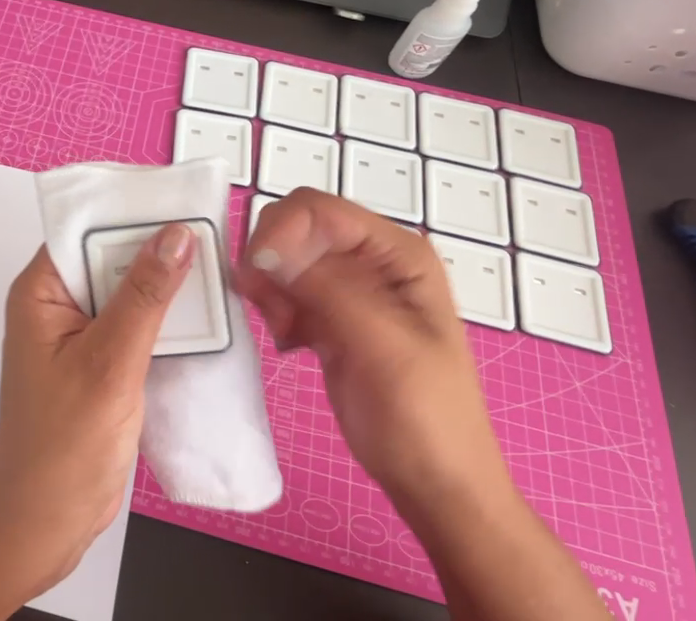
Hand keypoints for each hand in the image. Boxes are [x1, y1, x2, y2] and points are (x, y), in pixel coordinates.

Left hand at [0, 225, 194, 595]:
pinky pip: (131, 325)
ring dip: (163, 287)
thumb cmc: (64, 447)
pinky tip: (200, 318)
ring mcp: (76, 336)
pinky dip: (162, 321)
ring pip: (125, 292)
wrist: (47, 524)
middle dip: (154, 249)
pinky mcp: (97, 363)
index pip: (83, 231)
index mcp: (39, 293)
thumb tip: (174, 234)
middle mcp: (54, 306)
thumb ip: (144, 296)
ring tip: (214, 270)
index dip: (127, 214)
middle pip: (108, 258)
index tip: (177, 202)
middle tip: (208, 235)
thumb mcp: (110, 363)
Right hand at [234, 189, 507, 514]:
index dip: (280, 233)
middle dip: (272, 262)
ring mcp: (349, 288)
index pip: (318, 210)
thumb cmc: (424, 418)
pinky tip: (290, 343)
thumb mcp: (383, 348)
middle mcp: (371, 260)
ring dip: (271, 289)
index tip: (259, 278)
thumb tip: (265, 247)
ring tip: (287, 333)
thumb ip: (328, 288)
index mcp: (396, 253)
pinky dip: (275, 309)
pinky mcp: (329, 316)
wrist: (437, 486)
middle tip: (277, 314)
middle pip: (295, 228)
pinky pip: (284, 290)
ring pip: (282, 259)